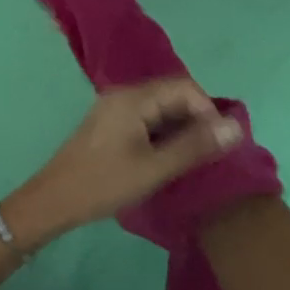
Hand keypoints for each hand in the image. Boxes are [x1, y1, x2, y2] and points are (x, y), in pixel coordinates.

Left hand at [0, 77, 245, 250]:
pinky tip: (169, 160)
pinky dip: (163, 136)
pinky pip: (146, 121)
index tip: (219, 144)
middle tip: (210, 155)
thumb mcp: (154, 168)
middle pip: (173, 95)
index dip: (209, 111)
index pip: (185, 87)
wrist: (52, 201)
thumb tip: (236, 127)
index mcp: (133, 98)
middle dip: (197, 120)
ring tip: (193, 160)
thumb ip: (195, 146)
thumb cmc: (103, 184)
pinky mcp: (109, 127)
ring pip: (160, 110)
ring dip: (181, 130)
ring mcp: (114, 110)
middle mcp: (123, 96)